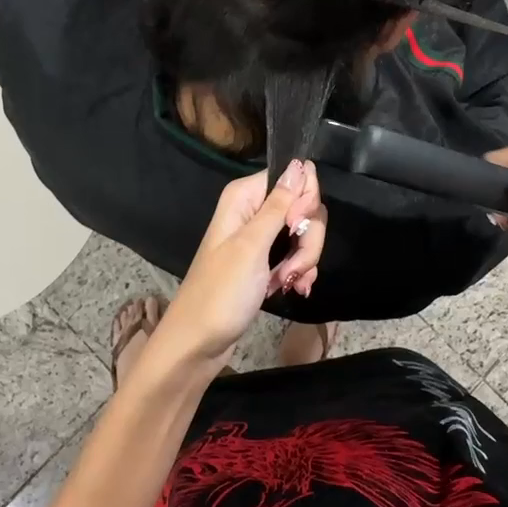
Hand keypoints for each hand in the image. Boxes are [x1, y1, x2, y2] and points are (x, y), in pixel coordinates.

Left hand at [157, 161, 325, 364]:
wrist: (199, 342)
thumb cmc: (221, 292)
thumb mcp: (252, 246)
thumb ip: (279, 204)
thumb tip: (300, 163)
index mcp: (243, 197)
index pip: (292, 177)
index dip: (304, 201)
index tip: (297, 227)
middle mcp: (252, 211)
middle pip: (302, 208)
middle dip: (308, 239)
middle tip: (294, 267)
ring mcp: (260, 238)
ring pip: (303, 234)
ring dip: (305, 260)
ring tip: (288, 283)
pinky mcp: (266, 262)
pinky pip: (296, 255)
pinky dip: (300, 272)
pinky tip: (295, 288)